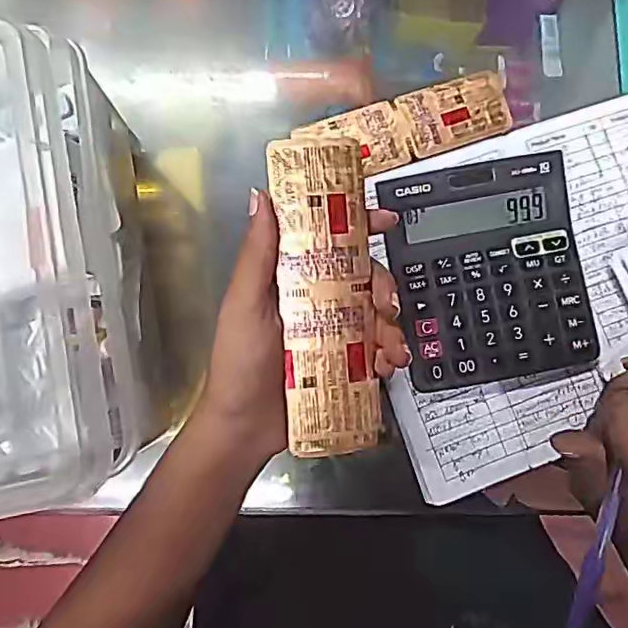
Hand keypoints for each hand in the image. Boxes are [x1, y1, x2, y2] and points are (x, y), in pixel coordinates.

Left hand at [189, 189, 410, 463]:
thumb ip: (257, 254)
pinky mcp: (342, 362)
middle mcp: (313, 301)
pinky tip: (385, 364)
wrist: (245, 428)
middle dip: (382, 285)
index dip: (355, 223)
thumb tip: (262, 199)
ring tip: (388, 347)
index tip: (380, 218)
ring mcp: (330, 332)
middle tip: (385, 304)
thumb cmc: (236, 365)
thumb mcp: (245, 304)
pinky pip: (374, 349)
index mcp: (288, 279)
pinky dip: (387, 354)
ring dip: (390, 326)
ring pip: (374, 313)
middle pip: (361, 276)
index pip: (324, 239)